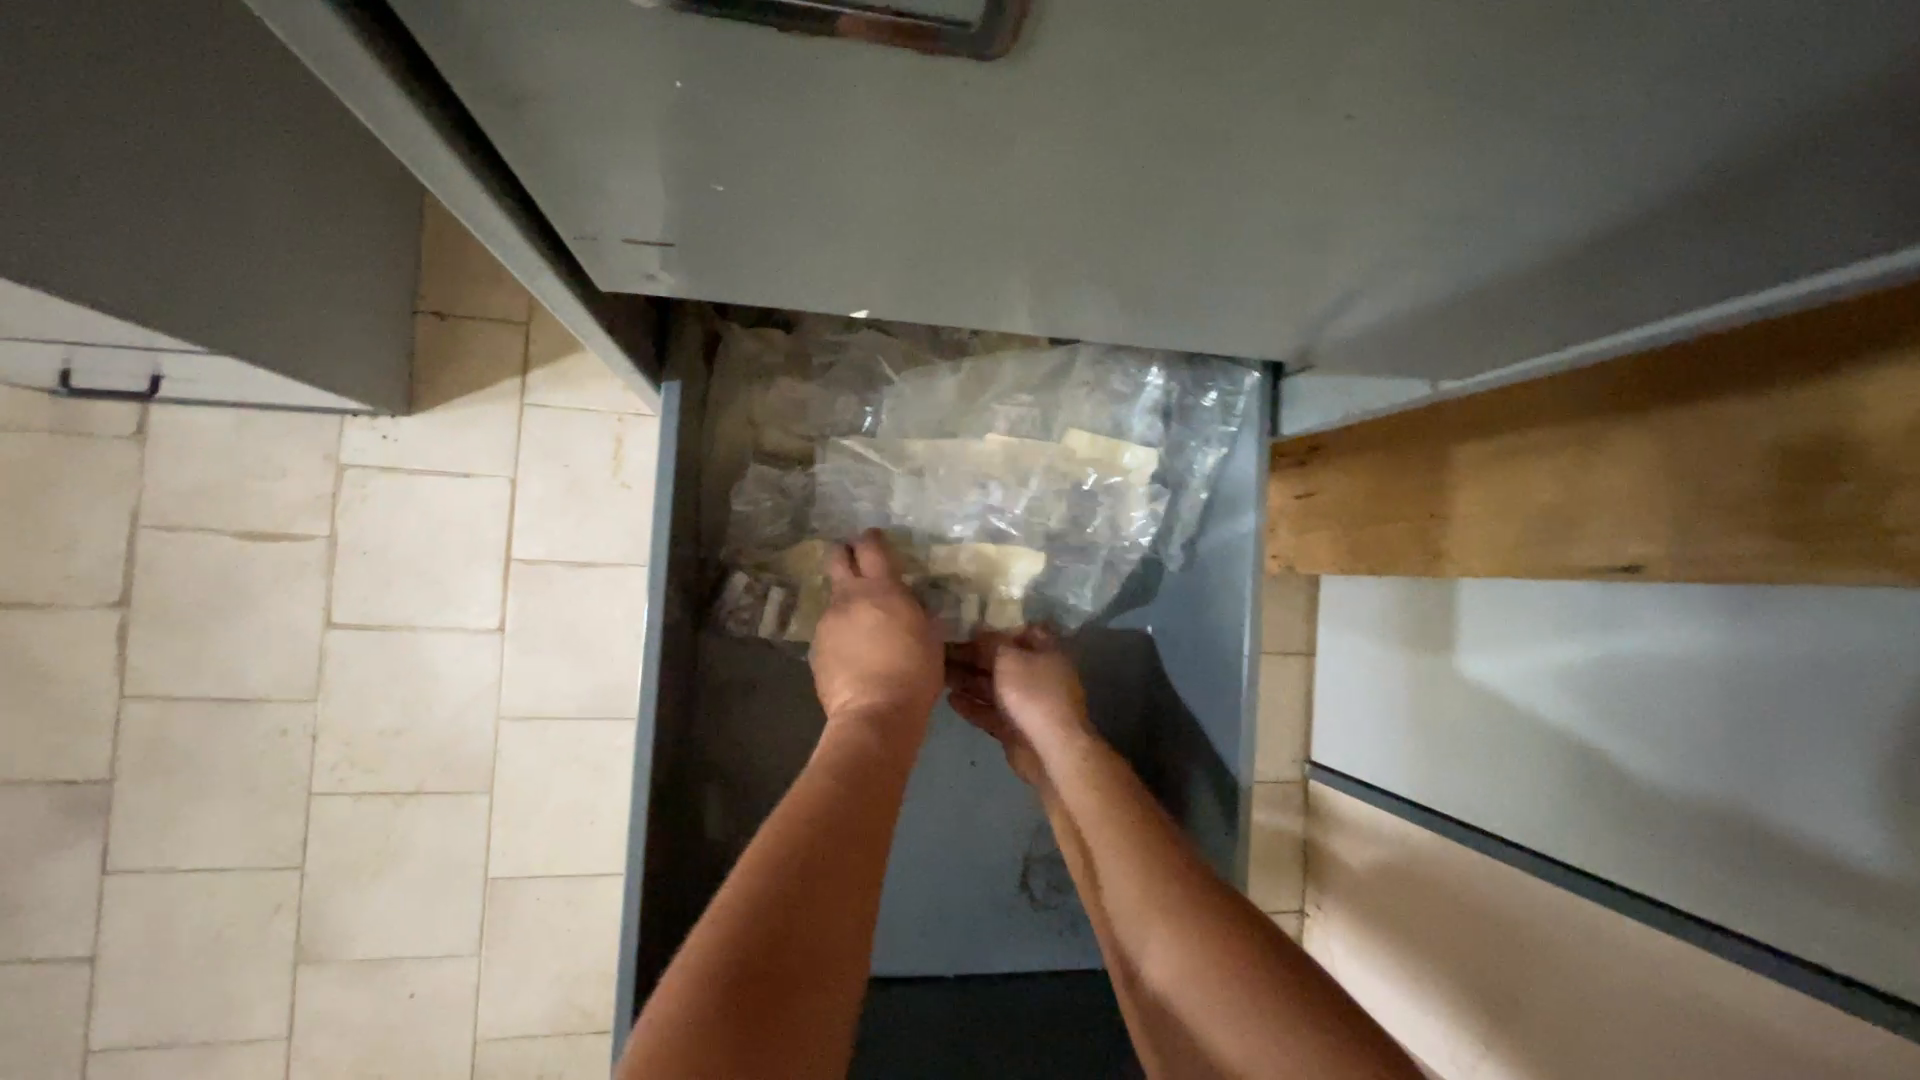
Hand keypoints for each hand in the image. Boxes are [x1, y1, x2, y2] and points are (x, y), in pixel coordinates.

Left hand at [811, 531, 942, 734]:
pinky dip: (840, 634)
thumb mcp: (930, 637)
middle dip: (845, 555)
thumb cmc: (914, 674)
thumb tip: (908, 605)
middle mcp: (849, 597)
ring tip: (862, 627)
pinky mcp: (815, 648)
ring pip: (834, 599)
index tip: (874, 537)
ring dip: (846, 604)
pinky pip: (828, 630)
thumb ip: (915, 612)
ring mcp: (827, 622)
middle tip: (857, 563)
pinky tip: (852, 655)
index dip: (871, 538)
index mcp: (883, 589)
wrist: (875, 713)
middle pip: (837, 558)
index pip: (871, 547)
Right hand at [945, 625, 1095, 785]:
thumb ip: (991, 642)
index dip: (994, 627)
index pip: (1019, 631)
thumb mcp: (1009, 657)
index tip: (966, 625)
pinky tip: (950, 699)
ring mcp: (1026, 703)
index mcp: (1045, 651)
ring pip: (993, 688)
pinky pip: (989, 712)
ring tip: (940, 673)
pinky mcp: (1014, 728)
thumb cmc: (1032, 693)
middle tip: (942, 650)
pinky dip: (972, 706)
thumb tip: (980, 631)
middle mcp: (1037, 675)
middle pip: (1001, 661)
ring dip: (968, 680)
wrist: (1050, 749)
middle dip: (973, 656)